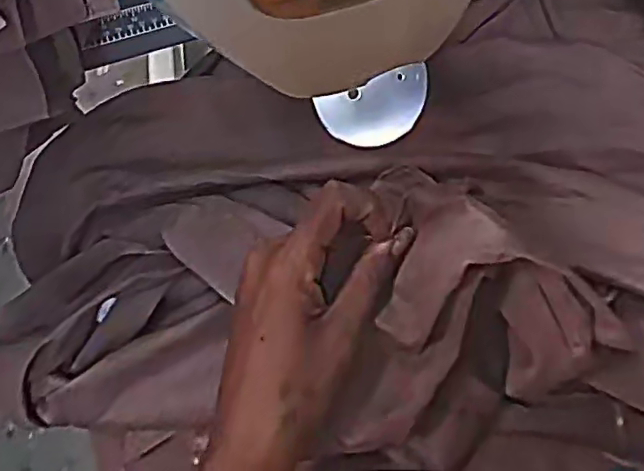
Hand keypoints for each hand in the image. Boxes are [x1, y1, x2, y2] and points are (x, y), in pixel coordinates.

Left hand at [203, 183, 412, 470]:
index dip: (368, 206)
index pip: (331, 198)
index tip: (390, 238)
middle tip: (387, 258)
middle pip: (320, 214)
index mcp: (284, 258)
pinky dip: (323, 260)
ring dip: (343, 245)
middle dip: (360, 226)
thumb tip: (396, 237)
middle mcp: (264, 253)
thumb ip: (369, 277)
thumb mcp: (342, 335)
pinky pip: (295, 254)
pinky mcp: (254, 288)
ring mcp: (255, 270)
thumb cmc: (297, 393)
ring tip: (367, 276)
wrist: (247, 447)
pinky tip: (338, 289)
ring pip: (310, 234)